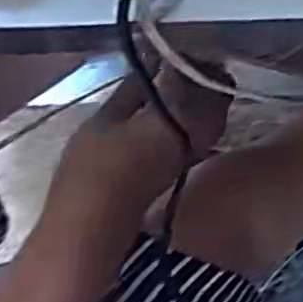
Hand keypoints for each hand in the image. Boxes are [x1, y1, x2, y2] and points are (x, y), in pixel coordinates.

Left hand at [55, 66, 230, 210]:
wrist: (88, 238)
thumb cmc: (130, 168)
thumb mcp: (171, 119)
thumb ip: (195, 90)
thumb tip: (212, 67)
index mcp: (104, 114)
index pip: (142, 77)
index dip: (172, 67)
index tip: (205, 63)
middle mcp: (94, 136)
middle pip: (145, 108)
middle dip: (179, 101)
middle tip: (214, 99)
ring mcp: (92, 168)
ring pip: (146, 135)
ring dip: (175, 130)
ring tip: (206, 131)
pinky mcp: (103, 195)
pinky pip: (144, 161)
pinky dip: (167, 155)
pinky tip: (187, 159)